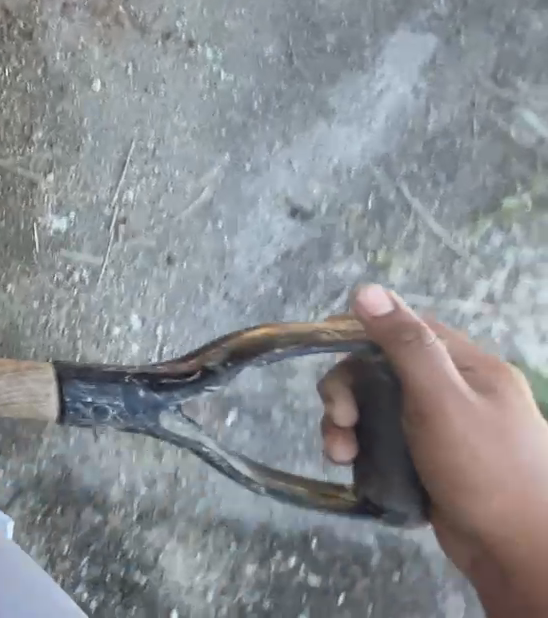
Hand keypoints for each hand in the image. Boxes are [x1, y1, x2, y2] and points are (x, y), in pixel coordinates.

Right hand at [320, 284, 547, 608]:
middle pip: (377, 366)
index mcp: (472, 370)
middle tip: (339, 417)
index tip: (323, 350)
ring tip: (339, 450)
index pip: (405, 328)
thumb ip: (404, 345)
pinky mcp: (425, 453)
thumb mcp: (441, 401)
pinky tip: (348, 460)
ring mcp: (441, 424)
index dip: (358, 332)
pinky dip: (355, 441)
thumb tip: (366, 289)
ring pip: (370, 402)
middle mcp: (457, 390)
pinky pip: (376, 432)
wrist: (521, 556)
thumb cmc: (486, 471)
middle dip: (345, 390)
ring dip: (343, 421)